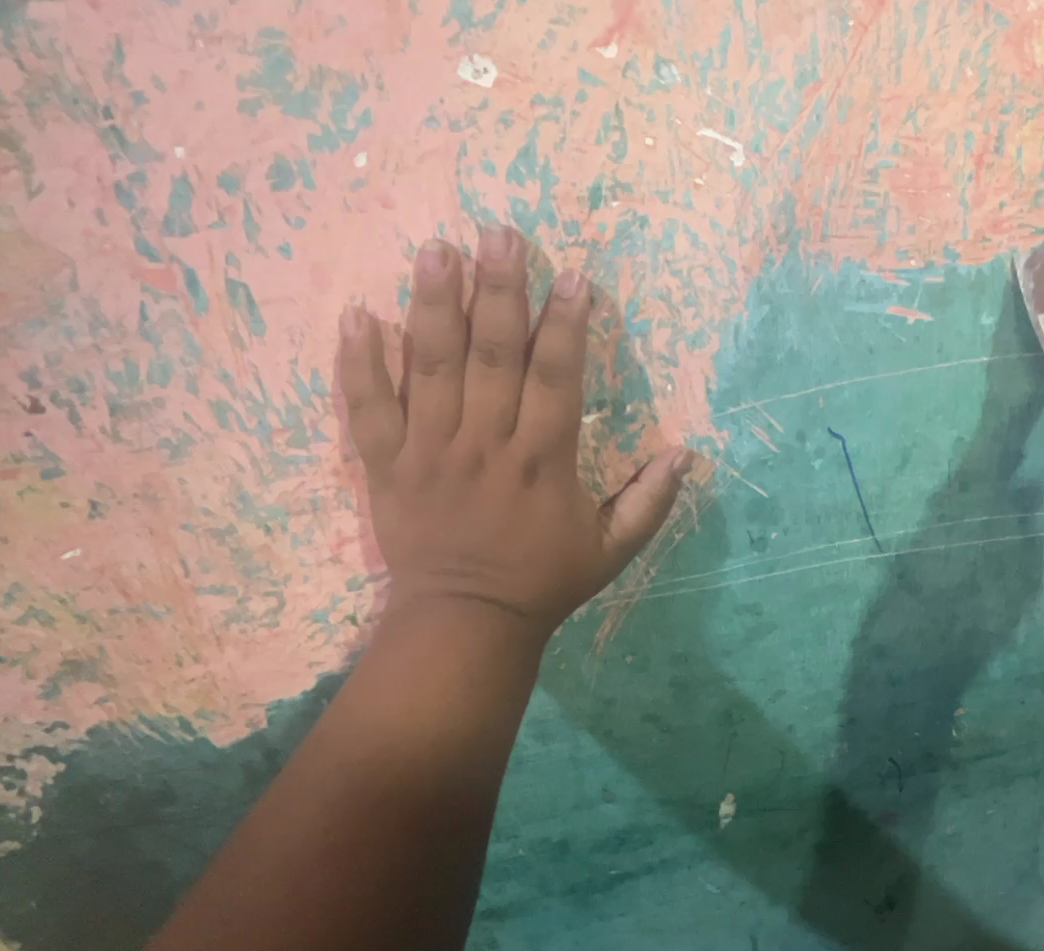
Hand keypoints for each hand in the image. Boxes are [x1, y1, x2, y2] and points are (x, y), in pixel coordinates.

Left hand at [337, 225, 692, 640]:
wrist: (467, 622)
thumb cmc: (546, 581)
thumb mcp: (614, 549)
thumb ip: (650, 501)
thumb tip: (685, 453)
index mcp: (543, 462)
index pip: (557, 378)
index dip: (566, 325)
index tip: (572, 277)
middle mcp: (486, 445)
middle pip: (492, 356)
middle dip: (499, 292)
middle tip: (499, 234)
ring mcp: (429, 452)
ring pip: (429, 368)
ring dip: (433, 307)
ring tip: (437, 250)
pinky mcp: (387, 467)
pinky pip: (368, 408)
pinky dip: (360, 363)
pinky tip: (358, 314)